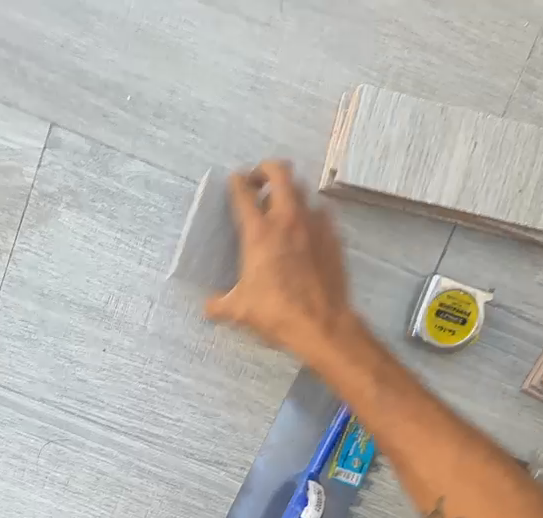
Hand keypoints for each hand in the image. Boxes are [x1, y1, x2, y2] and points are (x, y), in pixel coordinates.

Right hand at [203, 160, 360, 355]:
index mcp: (259, 233)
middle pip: (279, 172)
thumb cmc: (276, 313)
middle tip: (259, 182)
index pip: (244, 193)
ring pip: (302, 190)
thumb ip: (220, 304)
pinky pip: (322, 213)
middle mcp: (287, 219)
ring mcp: (314, 224)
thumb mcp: (240, 310)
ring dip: (290, 192)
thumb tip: (209, 307)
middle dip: (266, 170)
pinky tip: (307, 230)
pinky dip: (311, 214)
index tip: (235, 182)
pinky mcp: (333, 236)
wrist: (321, 324)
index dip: (237, 182)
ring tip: (282, 206)